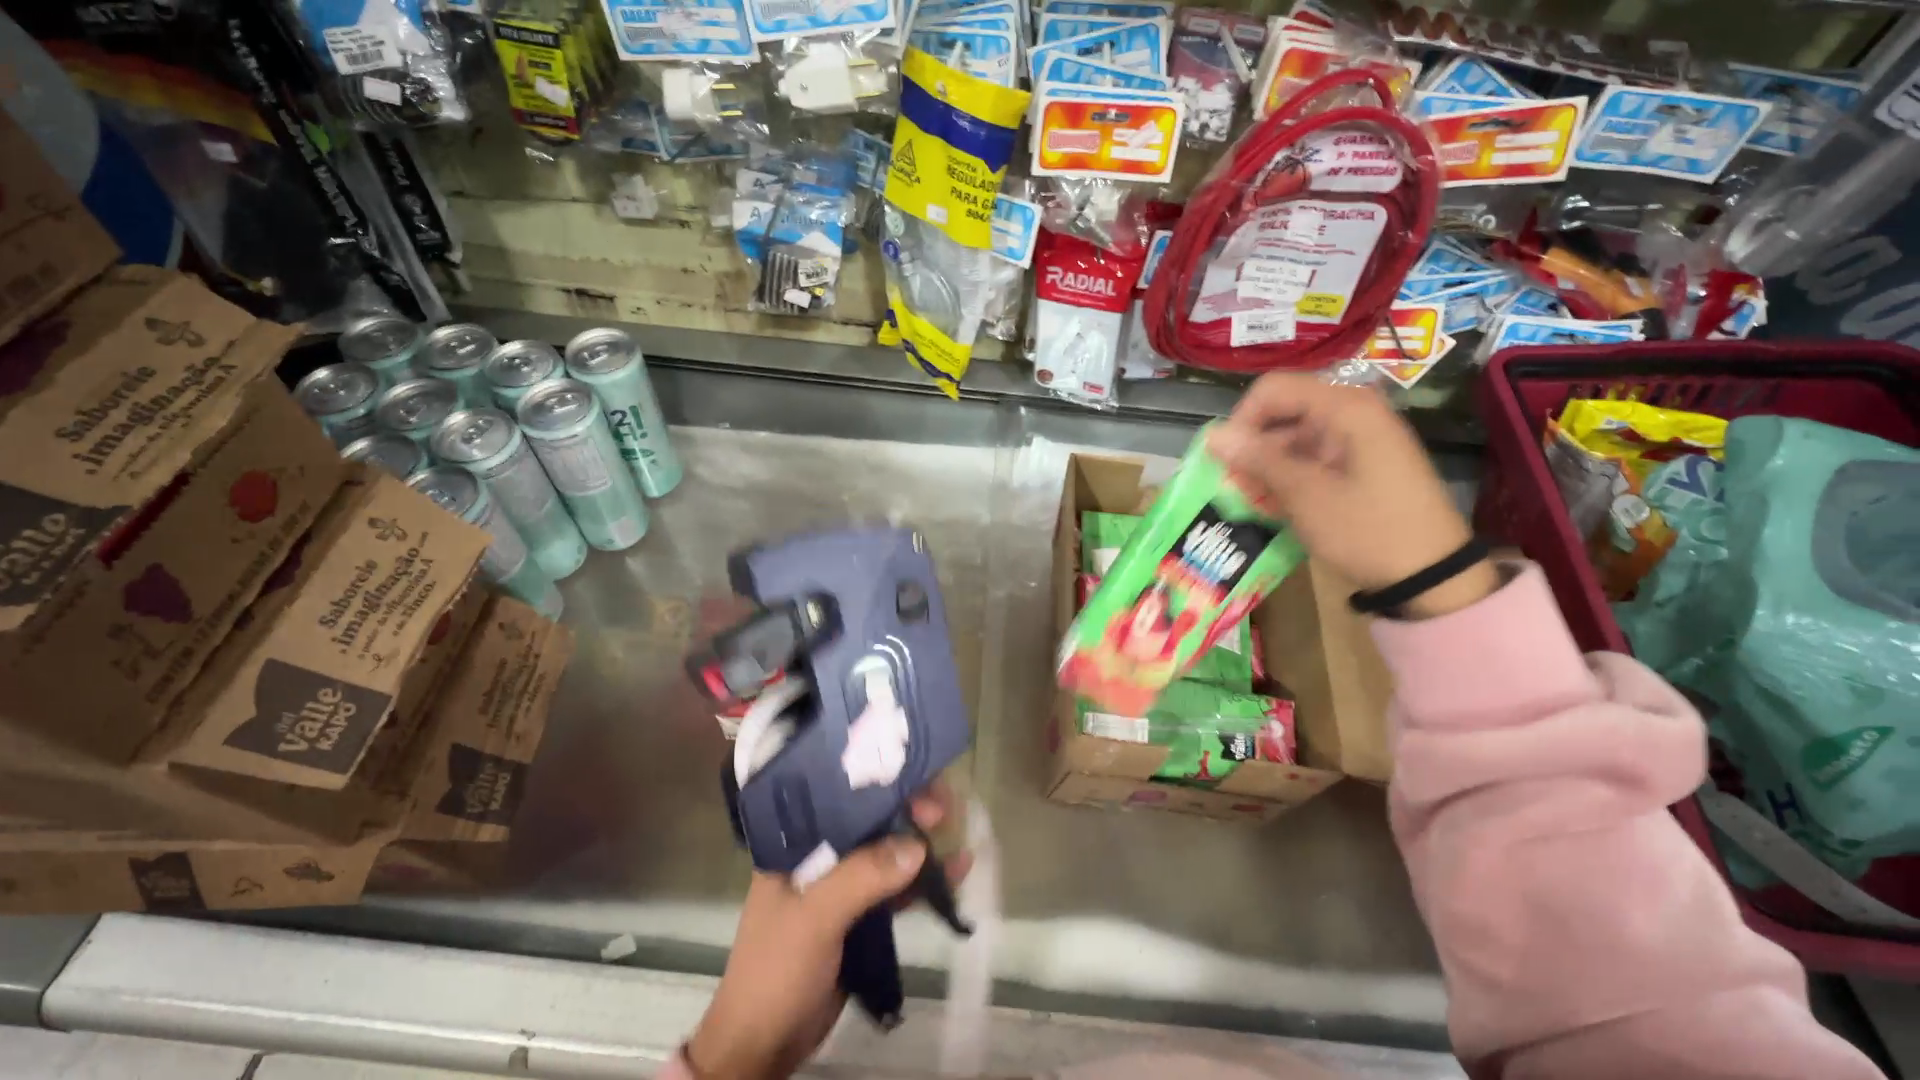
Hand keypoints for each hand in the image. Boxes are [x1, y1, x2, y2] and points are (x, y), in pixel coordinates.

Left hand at [687, 785, 971, 1079]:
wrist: (764, 1042)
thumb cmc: (777, 969)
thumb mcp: (814, 918)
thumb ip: (861, 877)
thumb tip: (918, 845)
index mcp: (794, 845)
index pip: (842, 799)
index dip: (882, 789)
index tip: (920, 790)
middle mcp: (817, 857)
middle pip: (870, 822)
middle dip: (908, 812)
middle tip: (945, 812)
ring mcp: (839, 888)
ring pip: (886, 854)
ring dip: (920, 844)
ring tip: (959, 834)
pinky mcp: (858, 918)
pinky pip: (895, 890)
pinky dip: (922, 880)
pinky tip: (955, 871)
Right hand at [1210, 374, 1500, 618]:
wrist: (1431, 575)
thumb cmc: (1367, 529)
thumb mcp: (1306, 495)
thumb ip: (1258, 460)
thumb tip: (1211, 436)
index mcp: (1345, 408)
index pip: (1273, 390)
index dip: (1242, 420)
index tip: (1226, 460)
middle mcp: (1354, 412)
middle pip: (1284, 412)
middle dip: (1253, 446)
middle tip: (1234, 486)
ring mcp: (1361, 439)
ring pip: (1296, 437)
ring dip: (1268, 466)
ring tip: (1253, 502)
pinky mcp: (1363, 464)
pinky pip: (1314, 457)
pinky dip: (1291, 477)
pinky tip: (1277, 506)